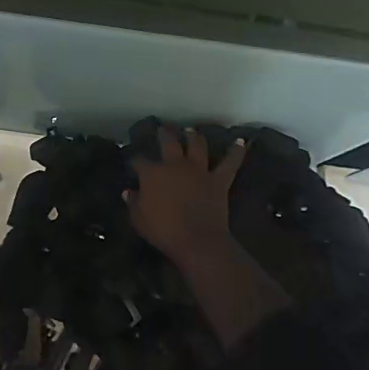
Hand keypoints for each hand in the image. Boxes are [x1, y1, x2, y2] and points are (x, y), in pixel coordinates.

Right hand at [127, 126, 246, 270]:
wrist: (197, 241)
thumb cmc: (163, 230)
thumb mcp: (137, 218)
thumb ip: (132, 202)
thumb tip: (129, 192)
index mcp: (152, 173)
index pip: (139, 161)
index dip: (135, 161)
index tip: (133, 164)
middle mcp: (175, 165)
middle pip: (169, 142)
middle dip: (164, 133)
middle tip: (163, 128)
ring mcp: (199, 170)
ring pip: (197, 145)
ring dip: (193, 136)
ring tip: (191, 130)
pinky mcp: (219, 180)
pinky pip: (230, 162)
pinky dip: (236, 151)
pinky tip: (240, 141)